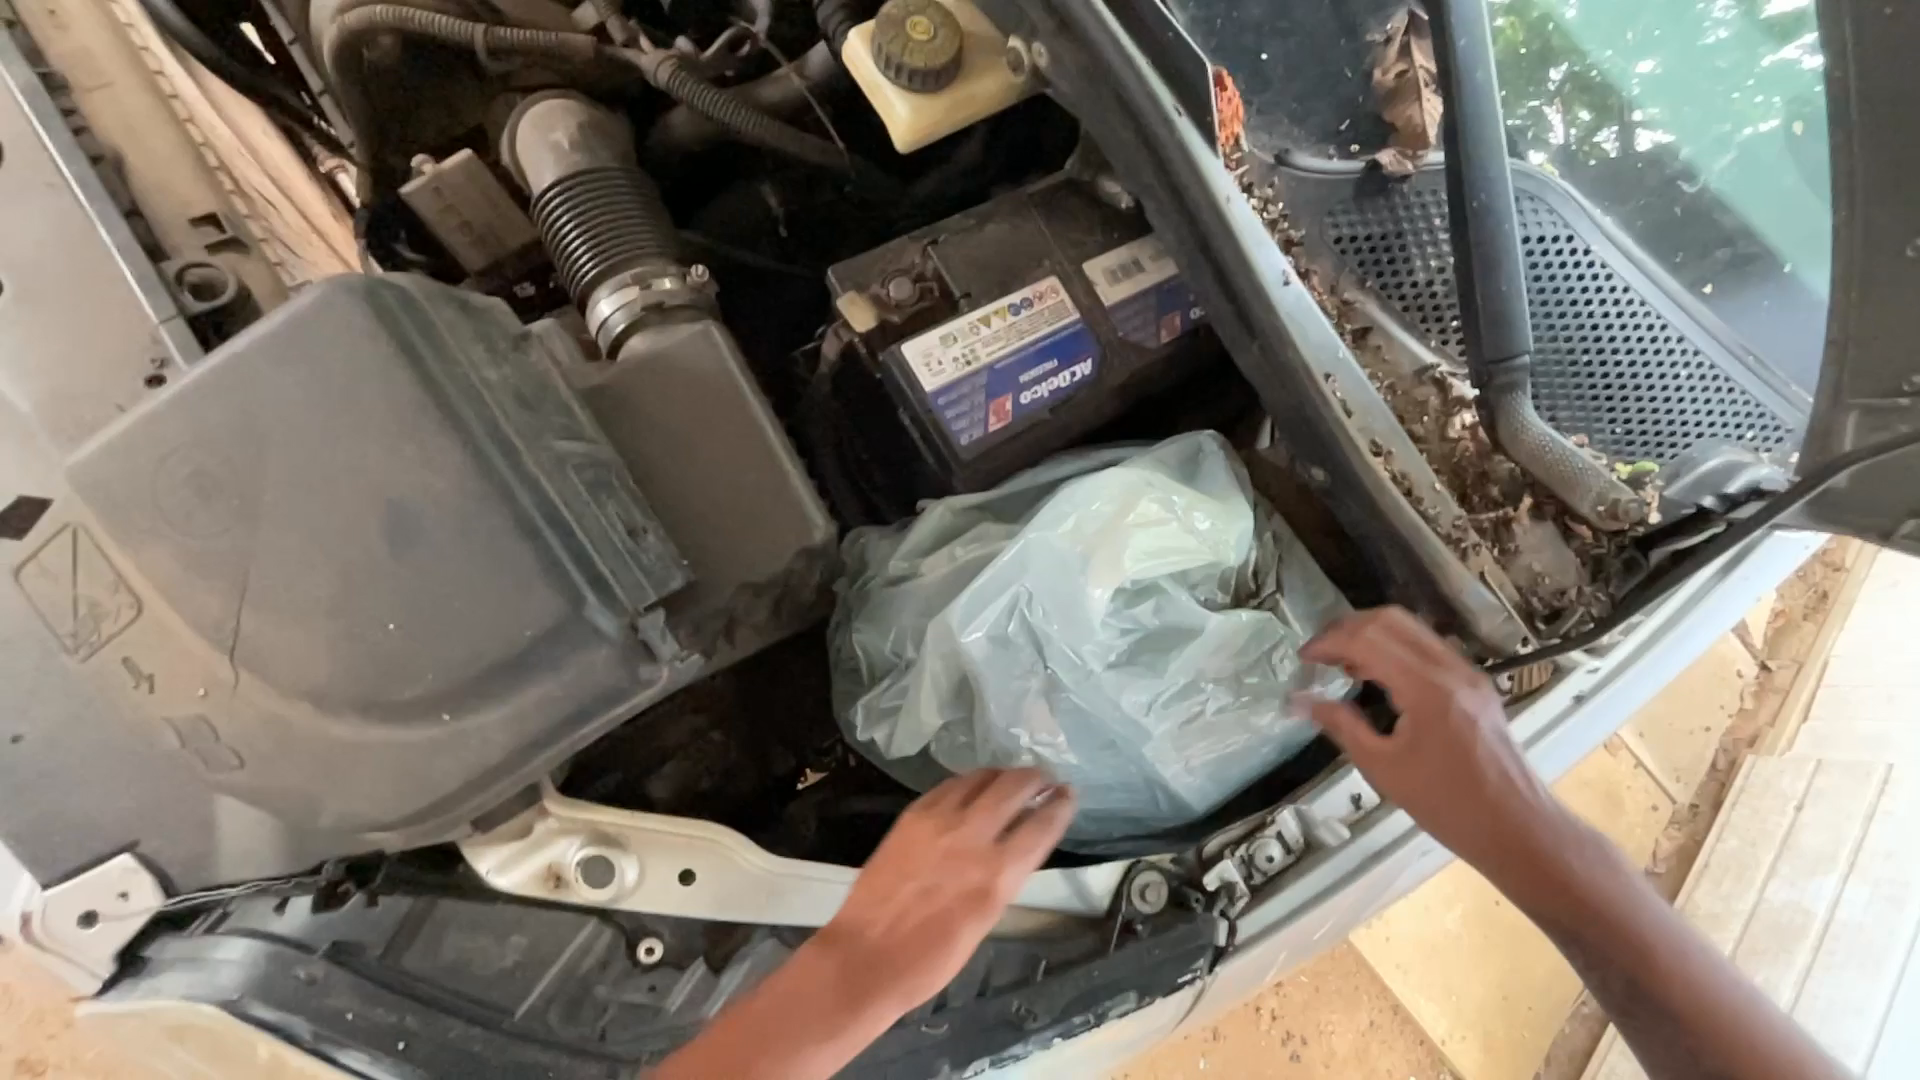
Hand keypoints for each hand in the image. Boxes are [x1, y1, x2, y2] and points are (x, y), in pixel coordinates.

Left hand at [813, 768, 1075, 1015]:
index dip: (1061, 805)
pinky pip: (949, 785)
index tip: (1068, 794)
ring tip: (1010, 778)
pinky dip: (968, 782)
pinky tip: (971, 787)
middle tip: (1043, 778)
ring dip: (1002, 774)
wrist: (868, 956)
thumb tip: (1013, 848)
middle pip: (1014, 787)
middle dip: (1035, 779)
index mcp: (998, 874)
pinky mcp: (913, 814)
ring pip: (981, 778)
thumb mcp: (985, 921)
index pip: (1042, 825)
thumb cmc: (932, 959)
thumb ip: (1002, 877)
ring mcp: (940, 820)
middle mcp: (974, 836)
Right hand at [1300, 607, 1561, 870]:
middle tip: (1318, 653)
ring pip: (1410, 628)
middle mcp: (1451, 669)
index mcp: (1428, 689)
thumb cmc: (1447, 805)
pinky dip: (1392, 648)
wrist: (1519, 830)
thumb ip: (1340, 724)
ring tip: (1340, 662)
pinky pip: (1426, 646)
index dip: (1327, 643)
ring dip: (1369, 635)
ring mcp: (1468, 673)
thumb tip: (1298, 700)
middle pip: (1389, 620)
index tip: (1302, 659)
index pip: (1367, 640)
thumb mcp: (1382, 767)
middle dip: (1345, 629)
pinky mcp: (1475, 684)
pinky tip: (1375, 675)